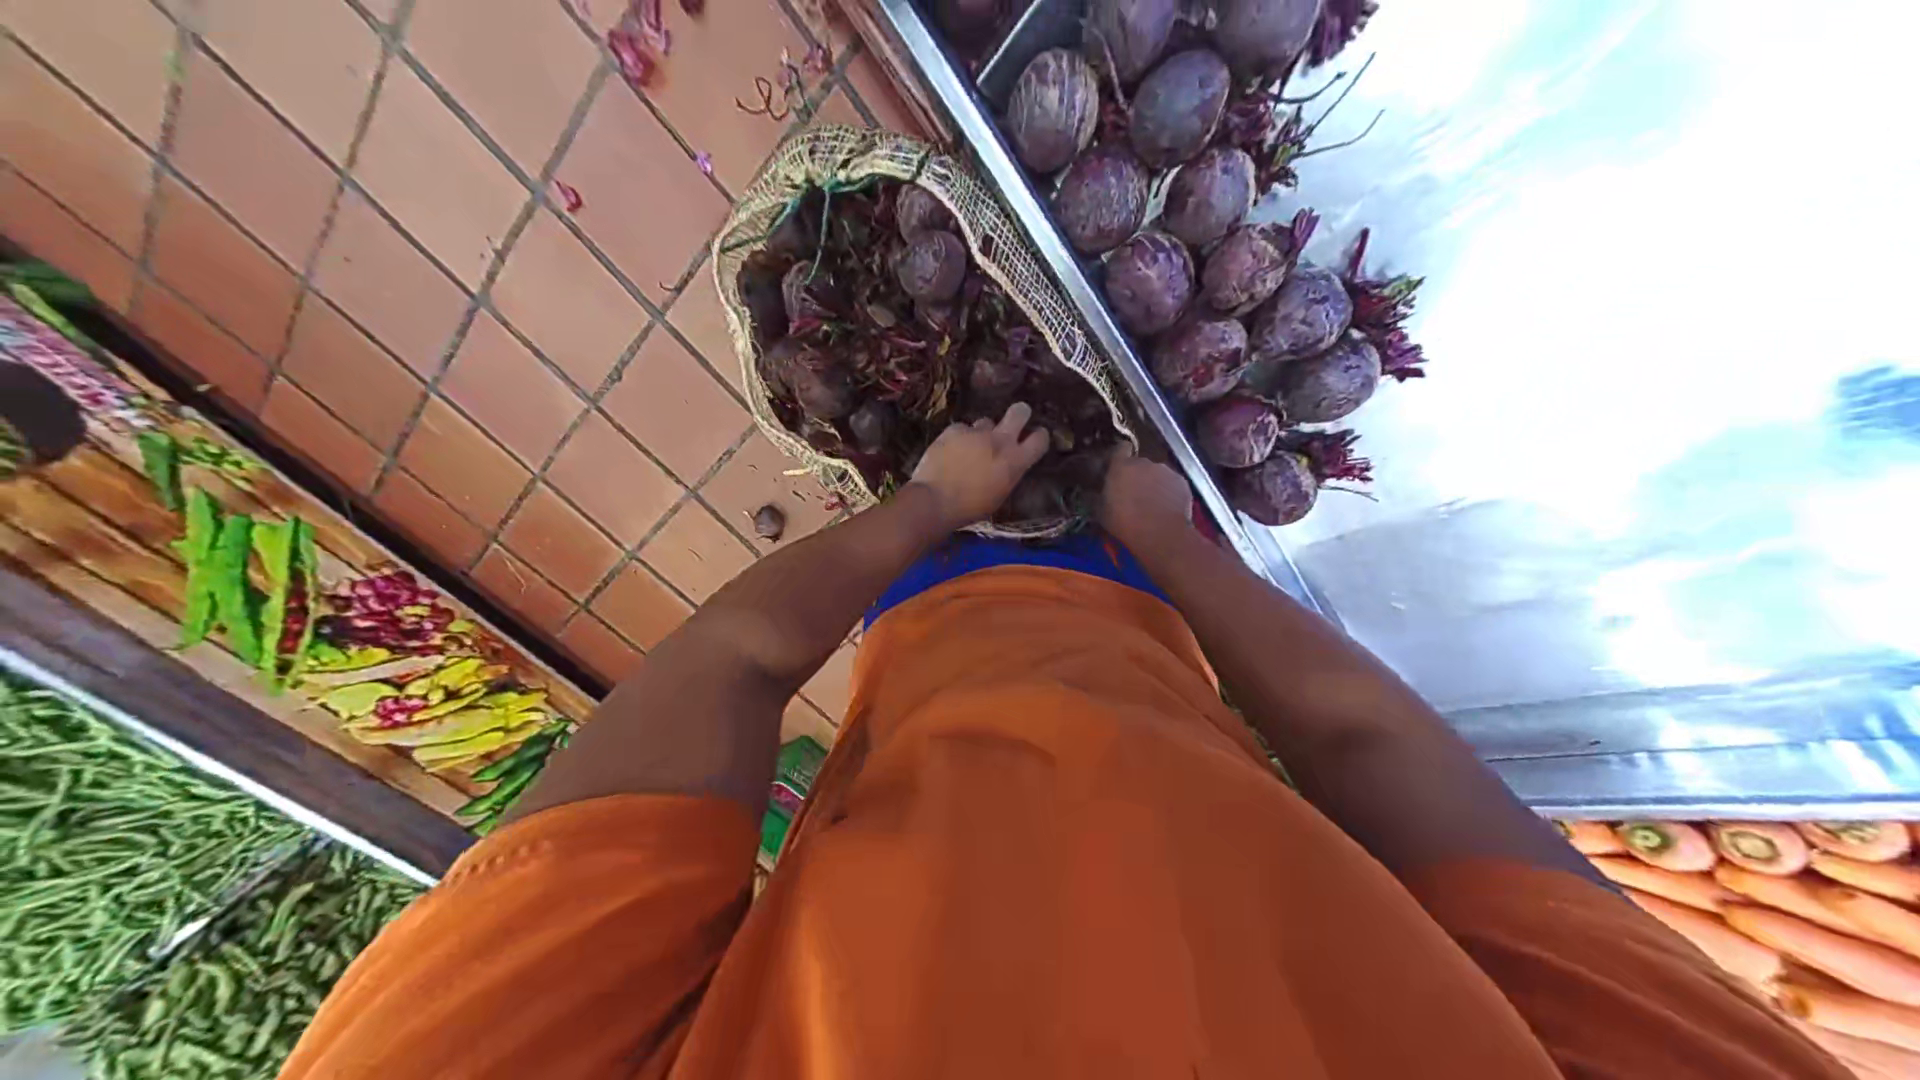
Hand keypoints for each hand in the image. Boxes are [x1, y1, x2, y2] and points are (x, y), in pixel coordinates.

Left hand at [907, 402, 1048, 531]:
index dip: (1039, 436)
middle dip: (1020, 413)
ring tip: (969, 448)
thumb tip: (1006, 466)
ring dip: (981, 433)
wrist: (936, 501)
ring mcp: (976, 433)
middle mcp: (1000, 441)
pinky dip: (958, 438)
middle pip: (1020, 412)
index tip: (1035, 436)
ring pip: (986, 422)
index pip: (1040, 439)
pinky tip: (949, 451)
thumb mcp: (999, 495)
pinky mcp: (954, 429)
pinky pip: (961, 429)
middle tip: (1014, 420)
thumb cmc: (970, 508)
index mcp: (1016, 462)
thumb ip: (1007, 473)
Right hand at [1099, 446, 1192, 551]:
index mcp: (1121, 466)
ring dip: (1153, 483)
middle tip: (1132, 494)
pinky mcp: (1182, 482)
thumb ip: (1099, 496)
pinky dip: (1168, 491)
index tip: (1117, 468)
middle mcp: (1144, 463)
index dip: (1119, 457)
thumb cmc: (1125, 523)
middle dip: (1136, 475)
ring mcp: (1165, 471)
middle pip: (1138, 464)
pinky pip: (1171, 483)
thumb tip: (1095, 492)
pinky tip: (1166, 507)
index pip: (1119, 449)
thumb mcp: (1101, 512)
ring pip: (1156, 473)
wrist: (1161, 534)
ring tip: (1151, 504)